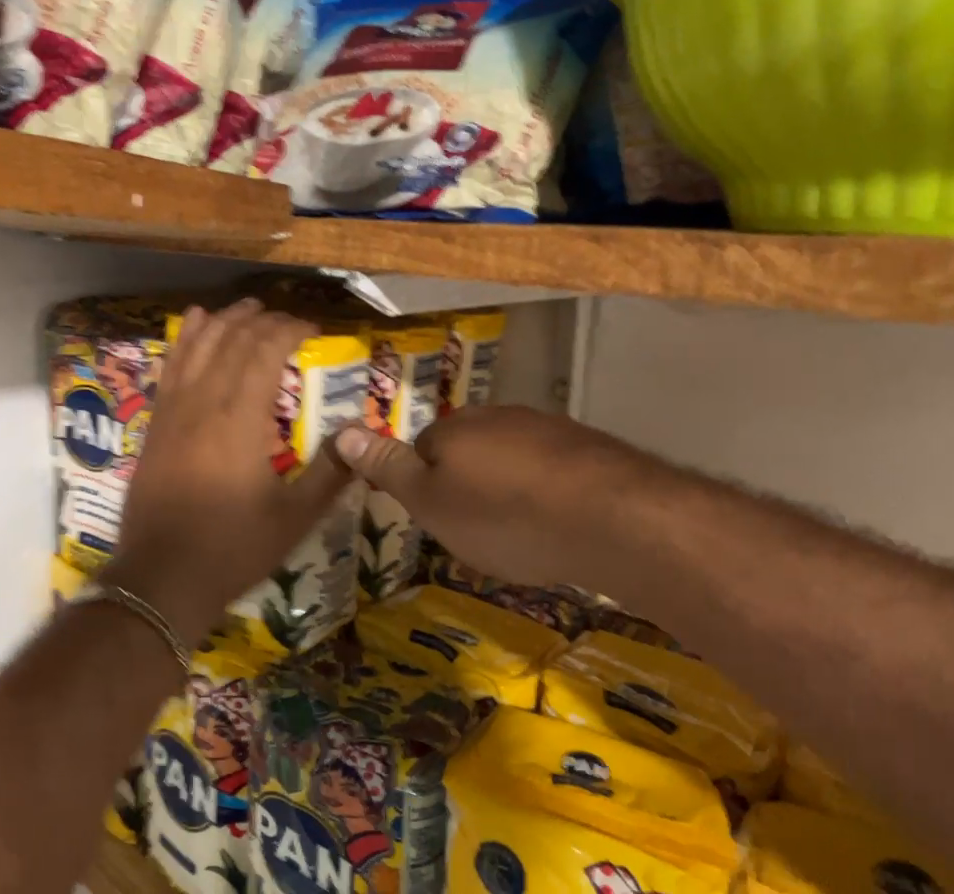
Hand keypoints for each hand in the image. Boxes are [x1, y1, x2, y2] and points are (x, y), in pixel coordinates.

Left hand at [99, 299, 356, 641]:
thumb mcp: (294, 518)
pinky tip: (192, 325)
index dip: (290, 331)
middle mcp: (205, 402)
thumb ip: (330, 473)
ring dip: (223, 321)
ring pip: (197, 346)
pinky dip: (184, 339)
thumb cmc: (233, 548)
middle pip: (232, 341)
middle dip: (261, 321)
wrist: (161, 576)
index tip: (313, 330)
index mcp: (241, 418)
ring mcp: (173, 410)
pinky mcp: (155, 424)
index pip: (265, 351)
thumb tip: (360, 435)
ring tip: (245, 308)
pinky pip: (170, 367)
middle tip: (286, 319)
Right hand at [332, 405, 665, 585]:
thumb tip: (341, 431)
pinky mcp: (590, 450)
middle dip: (469, 485)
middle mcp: (499, 416)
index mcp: (454, 428)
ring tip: (522, 536)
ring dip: (510, 489)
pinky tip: (559, 527)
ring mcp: (548, 428)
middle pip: (469, 450)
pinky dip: (548, 495)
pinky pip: (553, 472)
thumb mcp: (431, 503)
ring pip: (512, 459)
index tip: (441, 521)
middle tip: (480, 533)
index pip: (422, 450)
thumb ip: (389, 468)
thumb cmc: (505, 517)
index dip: (426, 487)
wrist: (612, 519)